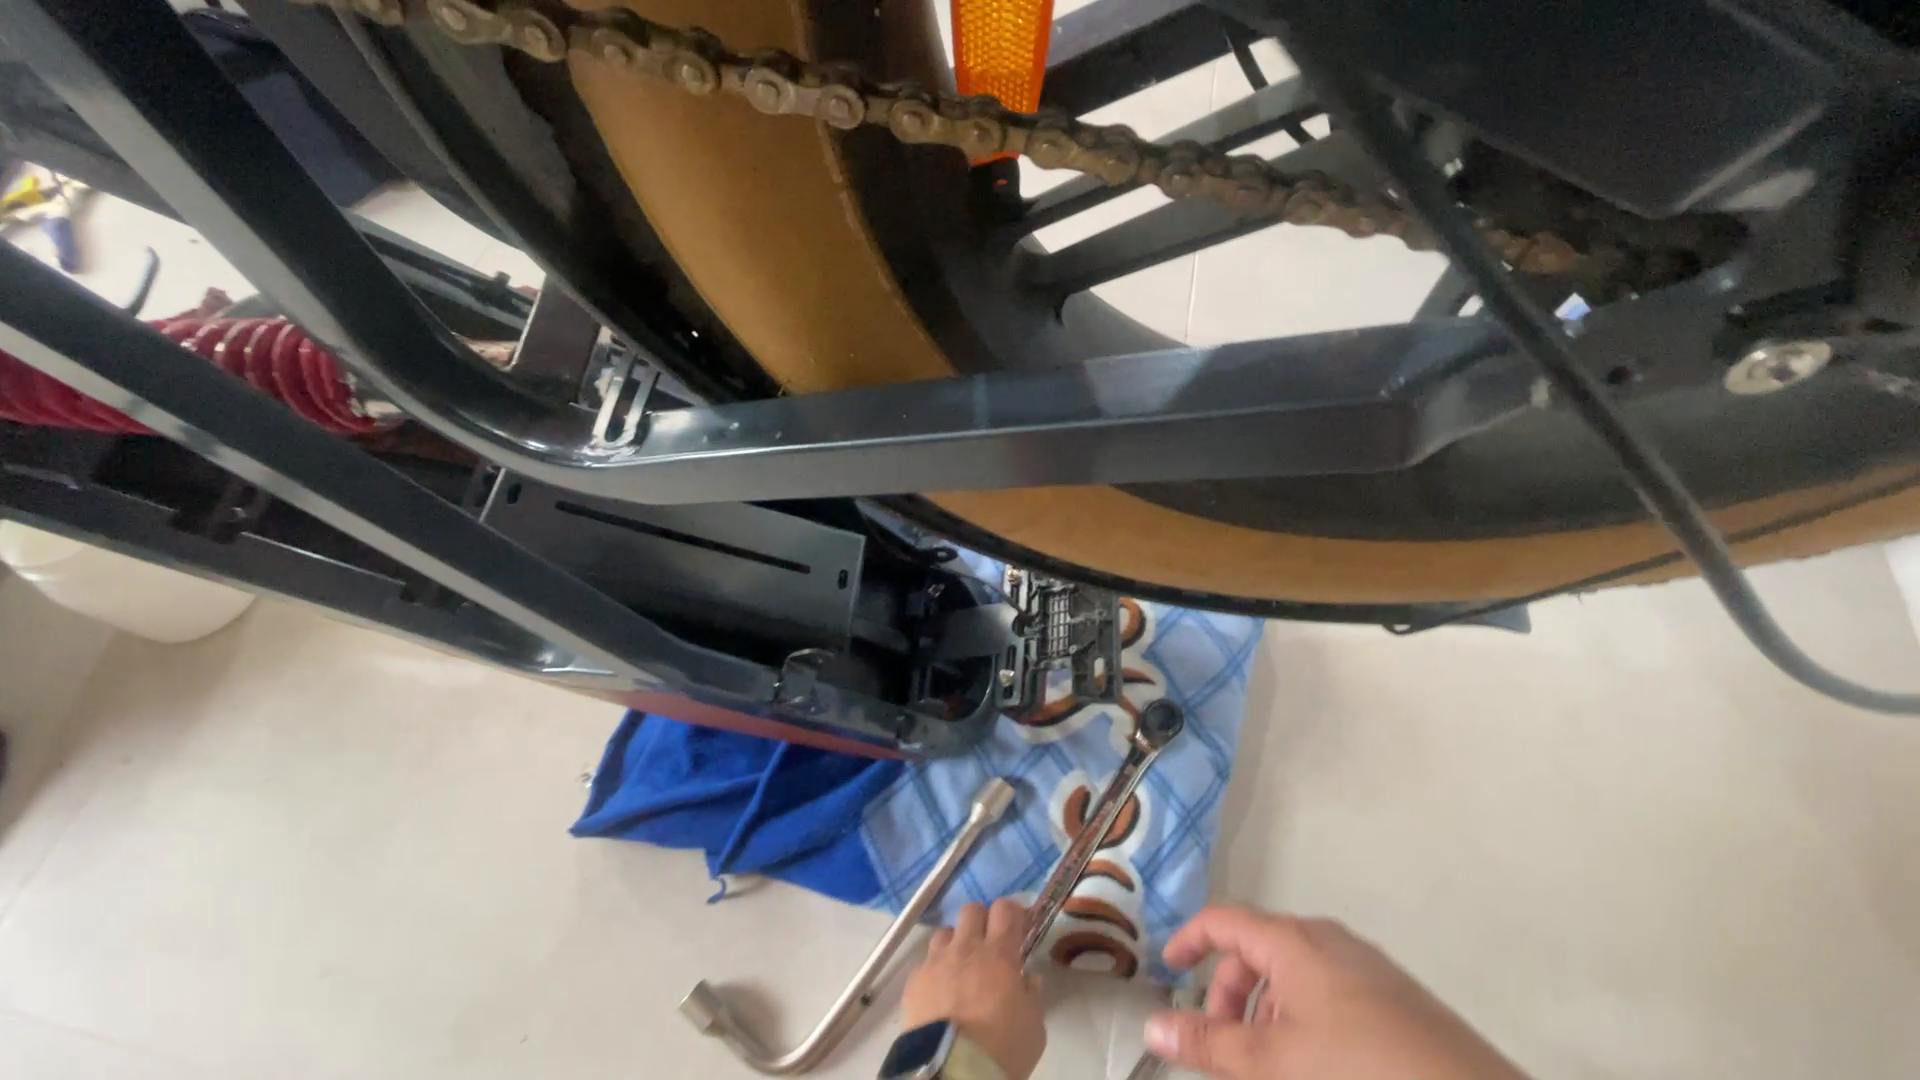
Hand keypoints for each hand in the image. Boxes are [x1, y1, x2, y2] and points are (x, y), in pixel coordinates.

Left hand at [900, 898, 1046, 1079]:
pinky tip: (940, 993)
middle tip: (990, 946)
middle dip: (982, 922)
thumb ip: (1031, 996)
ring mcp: (936, 962)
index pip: (1005, 909)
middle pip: (971, 910)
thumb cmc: (1002, 1050)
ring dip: (955, 943)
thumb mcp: (1033, 1027)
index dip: (1012, 914)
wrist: (953, 1072)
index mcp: (998, 954)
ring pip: (945, 932)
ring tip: (961, 969)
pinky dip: (935, 971)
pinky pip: (925, 962)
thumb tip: (1027, 979)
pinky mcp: (914, 981)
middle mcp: (965, 948)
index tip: (1017, 928)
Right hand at [1144, 906, 1531, 1079]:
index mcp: (1294, 942)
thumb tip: (1152, 1028)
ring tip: (1268, 1065)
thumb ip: (1209, 1043)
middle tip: (1221, 1044)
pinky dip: (1302, 1018)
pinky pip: (1329, 991)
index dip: (1189, 941)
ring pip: (1295, 975)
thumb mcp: (1271, 1064)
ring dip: (1266, 1011)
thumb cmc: (1358, 1073)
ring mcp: (1368, 967)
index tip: (1168, 970)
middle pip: (1258, 949)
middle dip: (1229, 992)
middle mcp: (1329, 940)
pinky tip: (1315, 1066)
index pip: (1223, 921)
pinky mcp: (1396, 997)